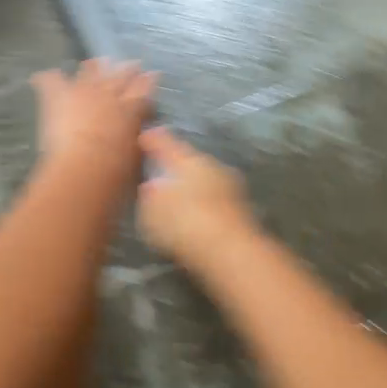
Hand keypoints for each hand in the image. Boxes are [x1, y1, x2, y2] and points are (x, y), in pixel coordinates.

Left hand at [32, 59, 158, 165]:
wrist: (85, 163)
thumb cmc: (116, 167)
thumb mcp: (137, 154)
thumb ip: (139, 139)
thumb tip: (141, 135)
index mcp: (132, 108)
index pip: (145, 88)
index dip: (149, 80)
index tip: (153, 74)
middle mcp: (110, 93)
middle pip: (120, 74)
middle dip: (127, 68)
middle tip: (132, 63)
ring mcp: (84, 90)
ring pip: (90, 70)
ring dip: (94, 67)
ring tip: (95, 63)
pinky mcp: (59, 95)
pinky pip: (50, 79)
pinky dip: (47, 78)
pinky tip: (43, 76)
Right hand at [137, 128, 262, 266]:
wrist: (231, 251)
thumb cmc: (184, 223)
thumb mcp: (153, 209)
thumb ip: (150, 195)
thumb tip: (152, 186)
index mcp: (189, 159)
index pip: (167, 144)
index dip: (154, 140)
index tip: (144, 136)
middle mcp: (213, 166)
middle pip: (190, 162)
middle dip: (176, 168)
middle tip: (161, 175)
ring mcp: (231, 188)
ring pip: (206, 182)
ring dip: (193, 189)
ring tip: (177, 202)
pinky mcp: (241, 211)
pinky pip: (214, 203)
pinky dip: (204, 207)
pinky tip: (196, 219)